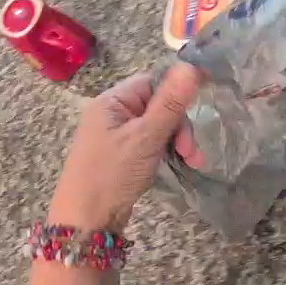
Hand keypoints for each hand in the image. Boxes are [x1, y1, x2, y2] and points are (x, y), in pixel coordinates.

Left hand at [48, 64, 204, 232]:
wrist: (86, 219)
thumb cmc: (112, 173)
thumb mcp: (146, 137)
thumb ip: (170, 102)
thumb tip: (192, 65)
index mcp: (113, 100)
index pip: (154, 82)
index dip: (178, 95)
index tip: (199, 113)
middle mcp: (114, 113)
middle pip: (159, 105)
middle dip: (181, 126)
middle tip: (192, 152)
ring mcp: (118, 135)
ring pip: (159, 126)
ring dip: (178, 142)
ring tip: (192, 162)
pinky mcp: (124, 155)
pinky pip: (152, 143)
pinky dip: (168, 152)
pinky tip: (181, 165)